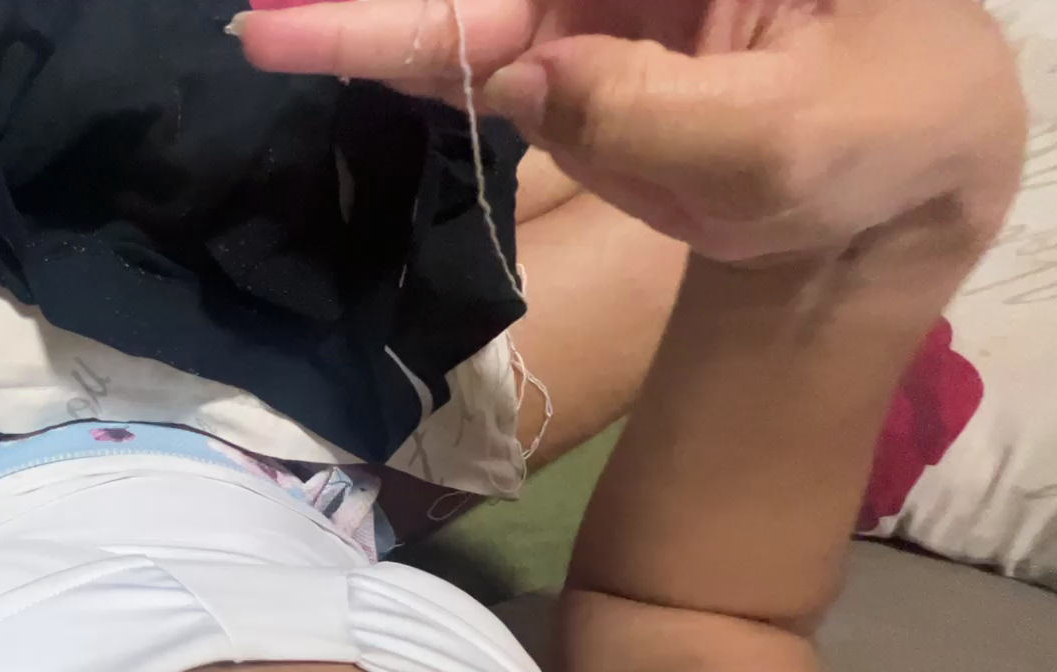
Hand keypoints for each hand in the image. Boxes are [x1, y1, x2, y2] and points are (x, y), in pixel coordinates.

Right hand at [235, 0, 1025, 264]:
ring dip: (370, 22)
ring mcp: (584, 9)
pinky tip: (327, 40)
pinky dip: (394, 49)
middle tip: (270, 22)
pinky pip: (460, 53)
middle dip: (385, 5)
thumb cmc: (860, 148)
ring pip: (461, 10)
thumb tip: (518, 77)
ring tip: (276, 31)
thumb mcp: (777, 138)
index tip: (379, 14)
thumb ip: (645, 107)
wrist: (857, 193)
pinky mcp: (554, 62)